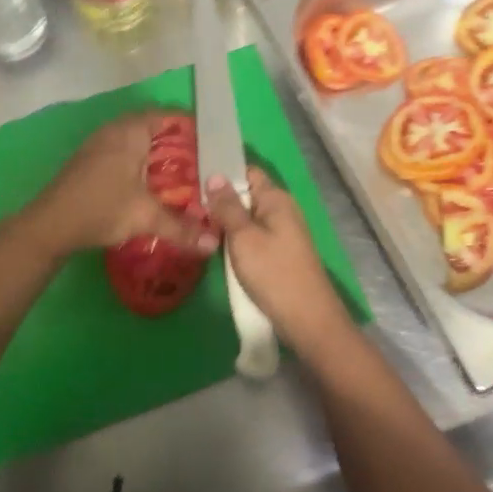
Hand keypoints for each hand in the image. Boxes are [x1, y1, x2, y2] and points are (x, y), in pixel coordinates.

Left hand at [26, 111, 218, 256]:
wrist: (50, 224)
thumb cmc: (102, 209)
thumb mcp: (145, 218)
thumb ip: (182, 228)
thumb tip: (213, 244)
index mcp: (132, 132)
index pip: (167, 116)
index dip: (189, 126)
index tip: (209, 141)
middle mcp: (115, 129)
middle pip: (152, 125)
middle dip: (175, 140)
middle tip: (198, 159)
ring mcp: (99, 142)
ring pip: (135, 137)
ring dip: (154, 149)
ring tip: (178, 170)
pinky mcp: (89, 158)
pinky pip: (122, 148)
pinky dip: (138, 158)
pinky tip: (147, 181)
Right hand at [204, 168, 353, 352]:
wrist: (308, 320)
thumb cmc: (274, 273)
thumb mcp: (244, 238)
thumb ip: (228, 206)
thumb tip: (214, 174)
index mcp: (276, 198)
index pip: (247, 172)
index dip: (222, 172)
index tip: (193, 177)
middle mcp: (281, 209)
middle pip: (246, 194)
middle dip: (220, 200)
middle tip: (184, 203)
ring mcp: (282, 232)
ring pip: (248, 218)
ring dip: (226, 222)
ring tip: (193, 223)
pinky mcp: (280, 253)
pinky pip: (253, 236)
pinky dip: (236, 239)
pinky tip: (216, 246)